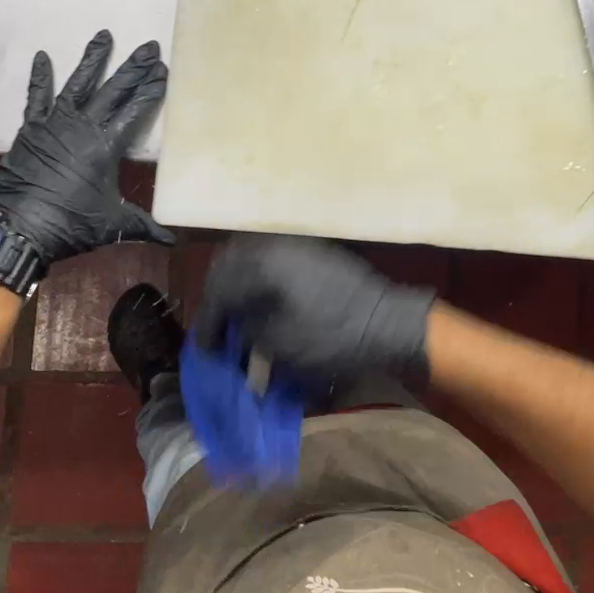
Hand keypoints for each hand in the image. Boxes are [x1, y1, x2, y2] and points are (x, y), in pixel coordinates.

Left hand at [0, 30, 173, 260]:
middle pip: (113, 90)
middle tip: (149, 46)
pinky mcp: (31, 129)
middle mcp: (83, 127)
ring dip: (92, 60)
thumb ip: (144, 226)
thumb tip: (173, 241)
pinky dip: (40, 78)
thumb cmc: (71, 224)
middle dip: (133, 68)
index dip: (151, 90)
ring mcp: (54, 124)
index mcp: (106, 146)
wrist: (19, 229)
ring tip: (104, 34)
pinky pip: (37, 98)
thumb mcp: (113, 225)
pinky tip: (42, 56)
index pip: (135, 111)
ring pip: (78, 84)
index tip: (164, 70)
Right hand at [195, 235, 434, 379]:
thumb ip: (247, 331)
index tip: (206, 348)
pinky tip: (263, 301)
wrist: (387, 322)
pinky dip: (260, 279)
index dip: (209, 321)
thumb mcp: (280, 344)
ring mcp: (298, 244)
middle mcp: (276, 244)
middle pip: (231, 262)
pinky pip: (273, 259)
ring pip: (251, 256)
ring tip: (237, 313)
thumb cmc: (334, 337)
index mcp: (264, 261)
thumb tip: (233, 328)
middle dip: (219, 294)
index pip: (221, 287)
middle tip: (218, 326)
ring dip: (238, 282)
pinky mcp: (314, 251)